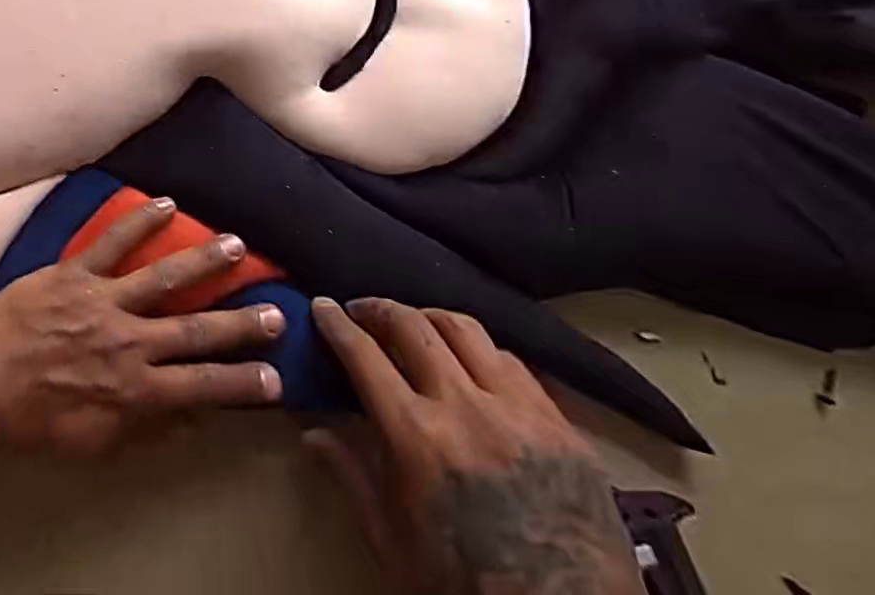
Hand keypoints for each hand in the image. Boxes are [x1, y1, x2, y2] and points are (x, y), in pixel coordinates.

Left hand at [0, 196, 284, 454]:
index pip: (202, 386)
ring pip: (163, 278)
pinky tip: (166, 205)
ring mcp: (102, 302)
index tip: (276, 379)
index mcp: (134, 388)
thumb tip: (197, 418)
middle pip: (195, 330)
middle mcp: (128, 342)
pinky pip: (111, 243)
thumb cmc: (38, 417)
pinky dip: (139, 222)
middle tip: (277, 313)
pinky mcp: (74, 274)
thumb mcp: (97, 441)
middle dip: (240, 323)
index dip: (242, 384)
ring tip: (236, 244)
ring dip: (203, 261)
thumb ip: (149, 429)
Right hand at [305, 298, 643, 594]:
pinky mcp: (562, 427)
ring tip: (413, 325)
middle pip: (413, 326)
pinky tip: (470, 362)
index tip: (322, 306)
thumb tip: (312, 434)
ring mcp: (520, 413)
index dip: (335, 323)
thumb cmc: (465, 585)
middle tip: (361, 310)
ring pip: (466, 331)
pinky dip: (480, 350)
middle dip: (378, 308)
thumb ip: (350, 475)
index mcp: (415, 436)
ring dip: (428, 318)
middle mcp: (465, 409)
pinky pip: (514, 363)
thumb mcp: (390, 541)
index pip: (363, 354)